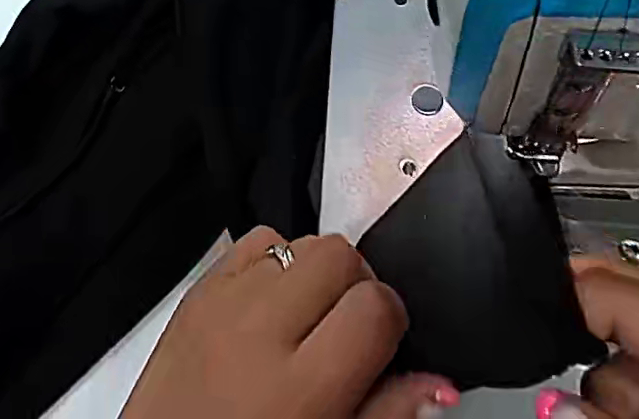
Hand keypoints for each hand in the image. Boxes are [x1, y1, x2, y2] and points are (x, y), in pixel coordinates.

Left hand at [122, 225, 459, 418]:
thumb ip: (387, 415)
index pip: (376, 307)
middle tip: (344, 329)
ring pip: (304, 239)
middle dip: (356, 285)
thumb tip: (440, 383)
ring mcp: (223, 303)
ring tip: (305, 321)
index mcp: (296, 392)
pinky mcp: (199, 290)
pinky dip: (275, 259)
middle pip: (341, 255)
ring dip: (316, 273)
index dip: (390, 320)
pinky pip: (258, 237)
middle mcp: (258, 334)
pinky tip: (271, 303)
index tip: (382, 339)